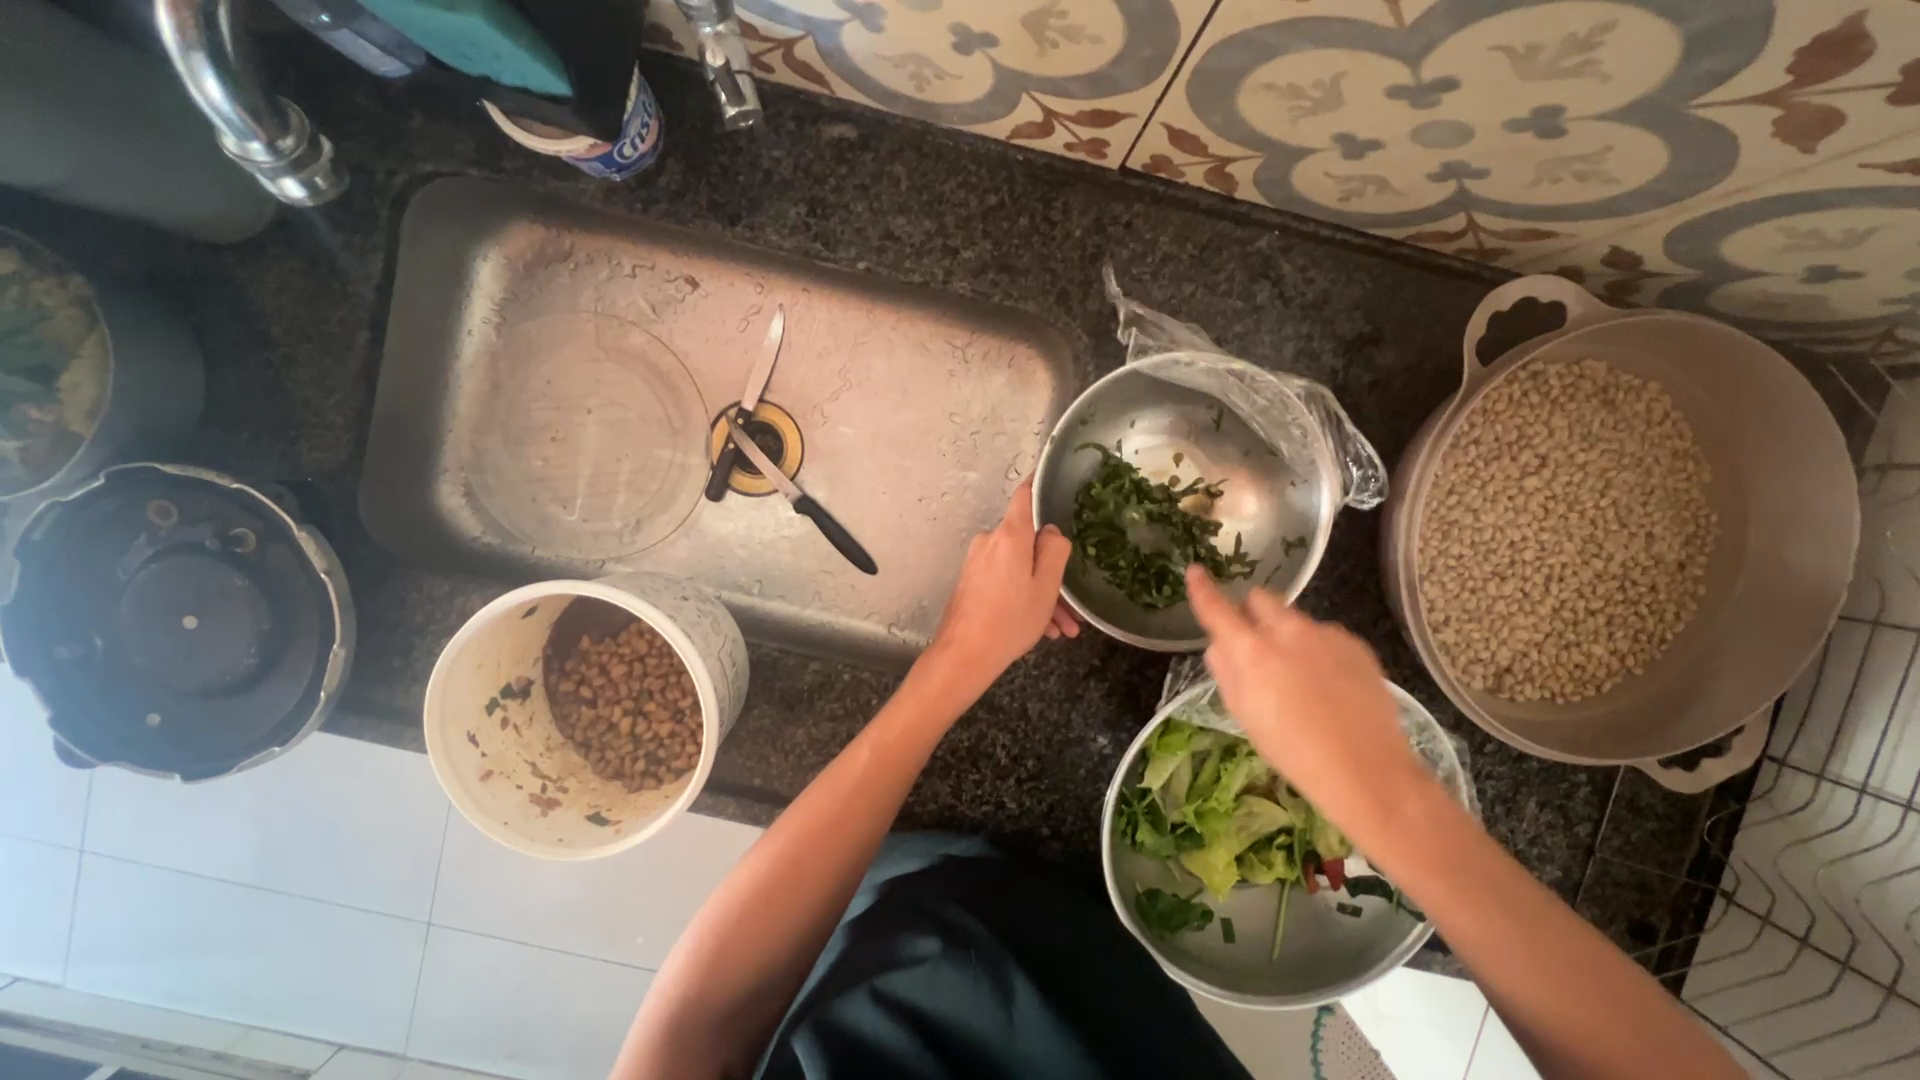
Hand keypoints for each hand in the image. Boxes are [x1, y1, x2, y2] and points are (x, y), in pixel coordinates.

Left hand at [924, 478, 1078, 684]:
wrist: (964, 655)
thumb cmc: (1009, 620)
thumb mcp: (1046, 586)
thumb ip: (1054, 550)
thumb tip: (1051, 531)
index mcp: (1009, 536)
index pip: (1025, 496)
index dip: (1039, 484)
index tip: (1050, 475)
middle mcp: (990, 542)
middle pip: (1028, 543)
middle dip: (1052, 572)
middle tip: (1071, 606)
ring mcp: (978, 563)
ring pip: (1020, 569)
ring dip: (1042, 595)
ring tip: (1060, 627)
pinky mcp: (972, 582)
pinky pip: (1006, 582)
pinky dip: (1024, 600)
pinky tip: (1042, 629)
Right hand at [1184, 565, 1428, 824]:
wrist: (1365, 769)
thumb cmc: (1292, 750)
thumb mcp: (1244, 715)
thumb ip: (1227, 672)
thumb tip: (1220, 646)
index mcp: (1253, 652)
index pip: (1218, 610)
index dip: (1202, 590)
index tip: (1195, 572)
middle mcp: (1289, 632)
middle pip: (1261, 600)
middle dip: (1252, 615)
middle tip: (1257, 648)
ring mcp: (1327, 635)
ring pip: (1295, 620)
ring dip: (1288, 636)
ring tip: (1301, 679)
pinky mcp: (1356, 644)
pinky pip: (1326, 636)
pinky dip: (1319, 651)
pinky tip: (1330, 686)